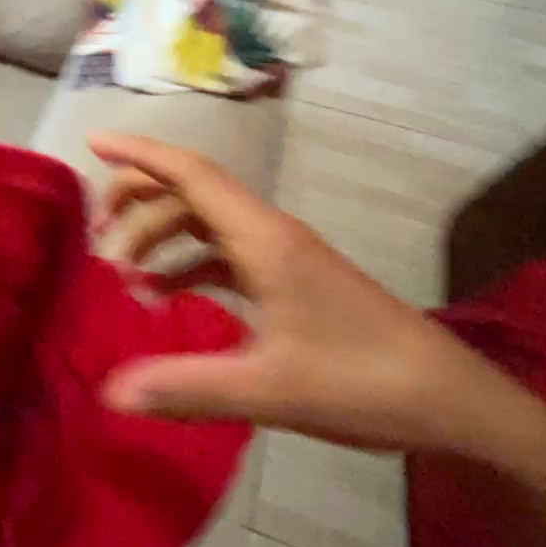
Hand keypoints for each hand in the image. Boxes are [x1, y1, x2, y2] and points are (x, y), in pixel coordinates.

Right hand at [90, 131, 545, 457]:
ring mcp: (281, 255)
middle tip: (96, 234)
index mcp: (263, 238)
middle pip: (191, 191)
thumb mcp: (270, 389)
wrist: (453, 403)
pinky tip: (163, 297)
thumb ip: (187, 387)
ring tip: (123, 273)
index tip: (92, 143)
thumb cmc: (363, 382)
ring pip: (205, 221)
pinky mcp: (288, 280)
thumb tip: (109, 393)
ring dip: (161, 235)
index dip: (139, 152)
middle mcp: (269, 233)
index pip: (191, 173)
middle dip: (138, 200)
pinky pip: (222, 254)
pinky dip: (186, 265)